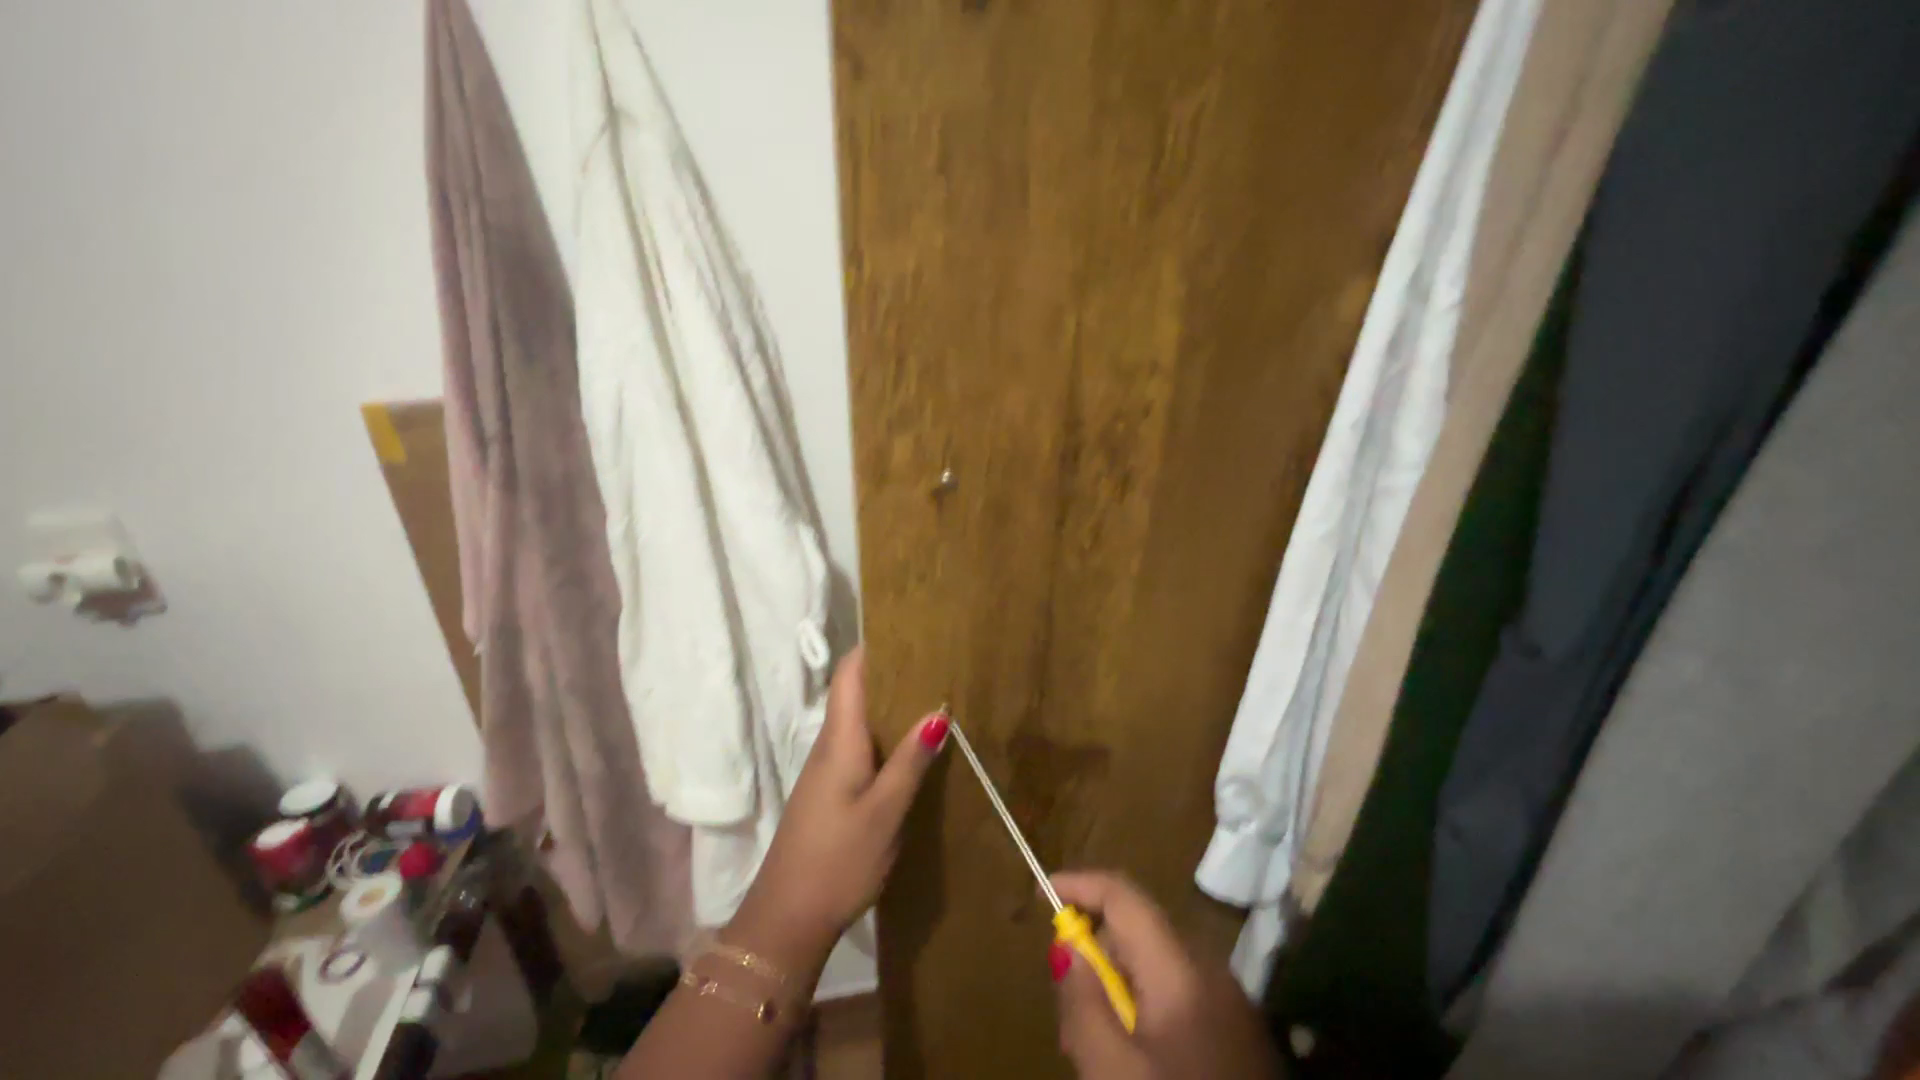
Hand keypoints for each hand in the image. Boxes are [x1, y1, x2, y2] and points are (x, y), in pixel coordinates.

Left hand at [728, 646, 947, 966]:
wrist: (788, 918)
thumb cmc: (838, 860)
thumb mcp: (884, 812)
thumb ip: (909, 762)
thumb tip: (936, 711)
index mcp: (839, 743)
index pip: (849, 676)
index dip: (873, 648)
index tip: (908, 630)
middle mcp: (828, 749)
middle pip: (854, 695)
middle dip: (891, 676)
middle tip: (937, 664)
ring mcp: (826, 774)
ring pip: (858, 725)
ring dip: (889, 709)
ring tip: (934, 700)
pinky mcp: (829, 797)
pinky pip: (858, 751)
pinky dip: (883, 740)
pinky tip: (910, 752)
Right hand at [1050, 871, 1283, 1079]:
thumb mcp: (1112, 1073)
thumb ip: (1082, 1004)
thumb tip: (1069, 950)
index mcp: (1183, 973)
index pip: (1126, 897)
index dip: (1080, 885)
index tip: (1041, 894)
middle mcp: (1213, 974)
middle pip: (1141, 933)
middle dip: (1096, 953)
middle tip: (1066, 1006)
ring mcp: (1232, 1007)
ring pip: (1158, 970)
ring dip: (1119, 989)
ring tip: (1095, 1051)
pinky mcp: (1239, 1038)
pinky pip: (1180, 1001)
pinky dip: (1146, 1013)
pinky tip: (1134, 1066)